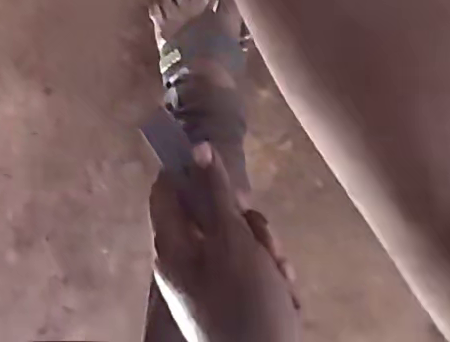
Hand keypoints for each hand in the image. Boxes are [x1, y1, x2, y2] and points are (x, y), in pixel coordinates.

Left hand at [151, 142, 301, 341]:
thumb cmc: (245, 303)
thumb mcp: (233, 239)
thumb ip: (216, 191)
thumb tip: (198, 146)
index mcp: (171, 246)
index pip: (164, 188)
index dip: (187, 170)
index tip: (220, 167)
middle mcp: (182, 263)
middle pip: (209, 214)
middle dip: (246, 222)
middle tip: (264, 239)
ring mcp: (206, 285)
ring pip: (235, 241)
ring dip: (264, 250)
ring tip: (279, 273)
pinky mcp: (229, 303)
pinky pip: (246, 269)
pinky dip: (267, 275)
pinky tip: (284, 292)